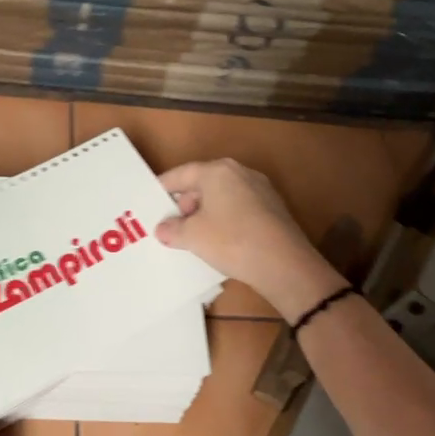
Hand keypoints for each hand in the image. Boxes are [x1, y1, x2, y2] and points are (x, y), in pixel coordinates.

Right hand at [156, 159, 346, 322]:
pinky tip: (220, 242)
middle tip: (172, 225)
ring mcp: (261, 190)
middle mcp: (241, 172)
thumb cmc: (231, 241)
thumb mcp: (193, 236)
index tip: (150, 201)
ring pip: (223, 197)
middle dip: (185, 204)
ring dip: (205, 213)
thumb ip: (172, 229)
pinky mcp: (273, 209)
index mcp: (218, 170)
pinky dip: (225, 220)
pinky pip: (239, 209)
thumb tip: (162, 228)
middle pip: (203, 183)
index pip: (181, 174)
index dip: (163, 188)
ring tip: (194, 237)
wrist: (284, 264)